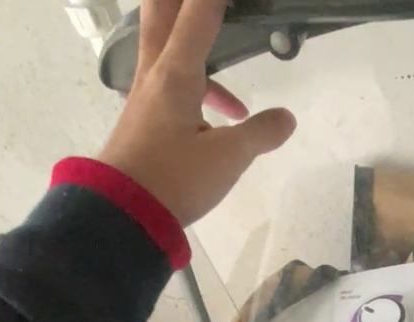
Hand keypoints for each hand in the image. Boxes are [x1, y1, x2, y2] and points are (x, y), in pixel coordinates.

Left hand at [97, 0, 295, 225]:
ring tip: (234, 87)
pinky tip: (221, 123)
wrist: (127, 209)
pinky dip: (198, 87)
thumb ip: (260, 133)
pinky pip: (172, 83)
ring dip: (194, 44)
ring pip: (167, 48)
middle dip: (180, 0)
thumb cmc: (176, 177)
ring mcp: (146, 94)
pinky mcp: (146, 117)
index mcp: (176, 74)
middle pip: (161, 12)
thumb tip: (287, 117)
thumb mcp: (228, 158)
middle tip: (205, 1)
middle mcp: (156, 73)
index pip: (197, 16)